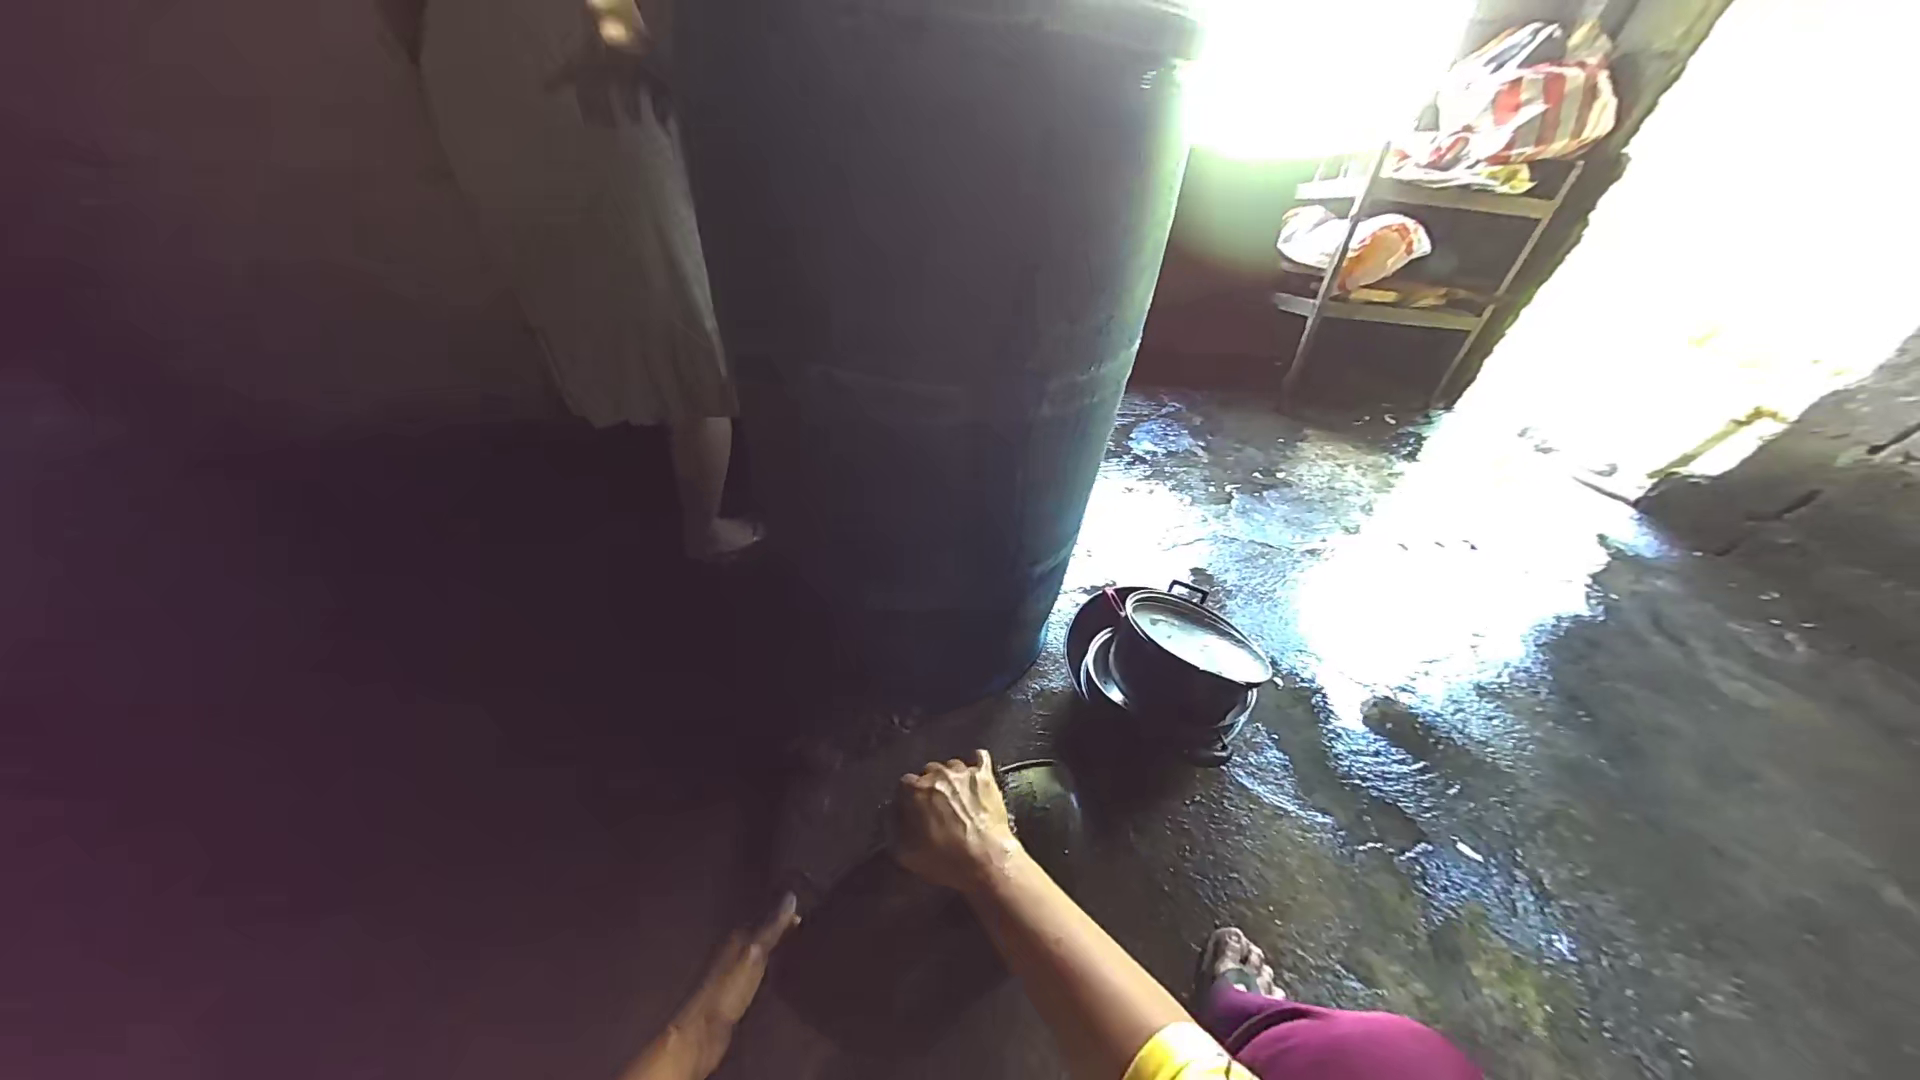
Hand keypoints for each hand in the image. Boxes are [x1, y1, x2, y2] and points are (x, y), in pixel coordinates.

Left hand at [686, 892, 798, 1028]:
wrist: (700, 1035)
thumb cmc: (727, 989)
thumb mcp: (753, 954)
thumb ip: (771, 927)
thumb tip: (792, 894)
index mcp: (736, 937)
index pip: (766, 918)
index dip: (785, 916)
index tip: (807, 916)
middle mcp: (733, 952)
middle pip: (761, 936)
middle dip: (781, 933)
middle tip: (808, 933)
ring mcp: (731, 976)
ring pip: (759, 956)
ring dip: (775, 953)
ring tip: (800, 953)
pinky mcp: (732, 999)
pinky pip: (757, 977)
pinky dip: (769, 973)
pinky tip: (780, 979)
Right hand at [894, 750, 1021, 891]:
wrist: (986, 862)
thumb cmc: (947, 860)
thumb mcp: (906, 854)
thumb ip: (891, 828)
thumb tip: (888, 814)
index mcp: (915, 791)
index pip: (904, 783)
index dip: (908, 798)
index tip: (913, 809)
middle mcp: (938, 775)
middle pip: (928, 772)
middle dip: (930, 787)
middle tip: (937, 808)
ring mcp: (963, 772)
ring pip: (952, 766)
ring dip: (951, 779)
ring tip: (958, 799)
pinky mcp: (984, 776)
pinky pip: (979, 757)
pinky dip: (976, 764)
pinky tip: (974, 777)